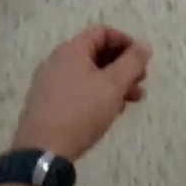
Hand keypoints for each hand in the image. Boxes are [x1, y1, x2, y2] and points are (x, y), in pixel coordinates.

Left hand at [11, 24, 151, 161]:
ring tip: (131, 101)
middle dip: (123, 66)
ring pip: (89, 73)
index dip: (126, 41)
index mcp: (71, 50)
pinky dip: (96, 94)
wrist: (41, 154)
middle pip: (97, 53)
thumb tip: (144, 46)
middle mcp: (56, 61)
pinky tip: (110, 111)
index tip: (141, 59)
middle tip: (141, 82)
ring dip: (113, 82)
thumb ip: (132, 62)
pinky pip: (77, 89)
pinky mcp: (46, 104)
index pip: (102, 32)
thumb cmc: (81, 112)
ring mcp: (49, 83)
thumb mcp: (113, 85)